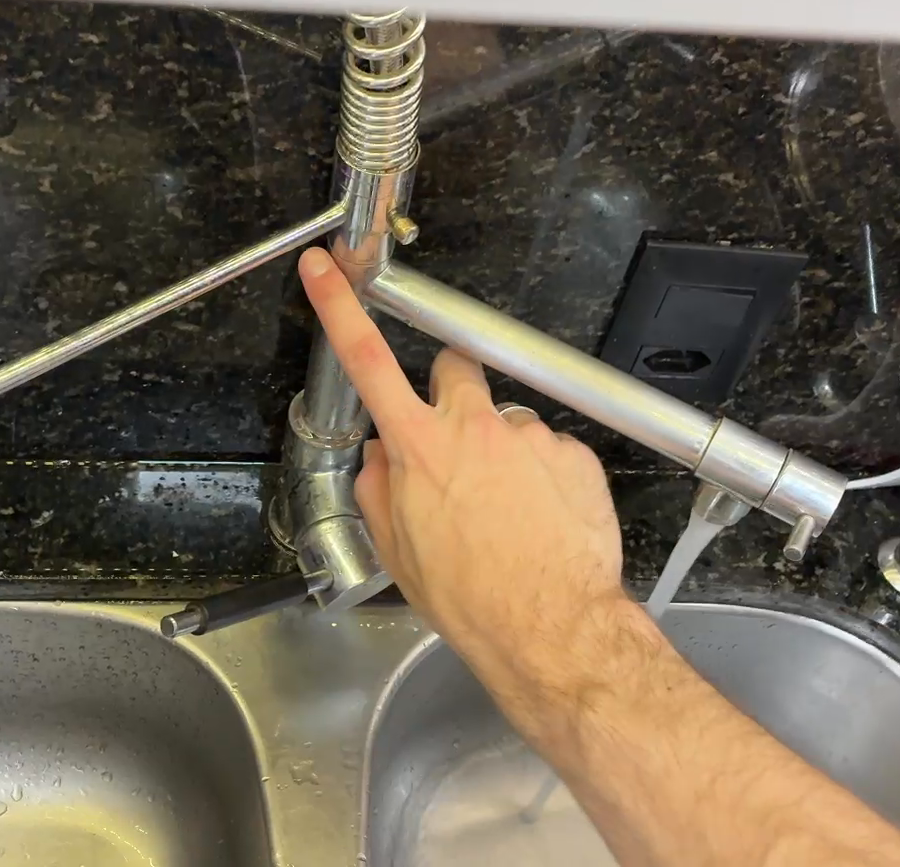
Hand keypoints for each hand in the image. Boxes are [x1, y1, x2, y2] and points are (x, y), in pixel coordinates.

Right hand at [297, 248, 633, 702]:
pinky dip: (540, 471)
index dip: (339, 306)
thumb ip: (376, 485)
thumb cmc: (469, 597)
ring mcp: (527, 434)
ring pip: (505, 416)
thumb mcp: (396, 549)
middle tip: (458, 440)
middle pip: (454, 367)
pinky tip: (540, 513)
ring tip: (508, 504)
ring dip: (500, 445)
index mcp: (419, 446)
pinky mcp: (572, 450)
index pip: (367, 359)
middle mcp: (474, 426)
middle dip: (451, 390)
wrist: (551, 629)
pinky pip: (546, 444)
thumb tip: (379, 454)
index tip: (326, 269)